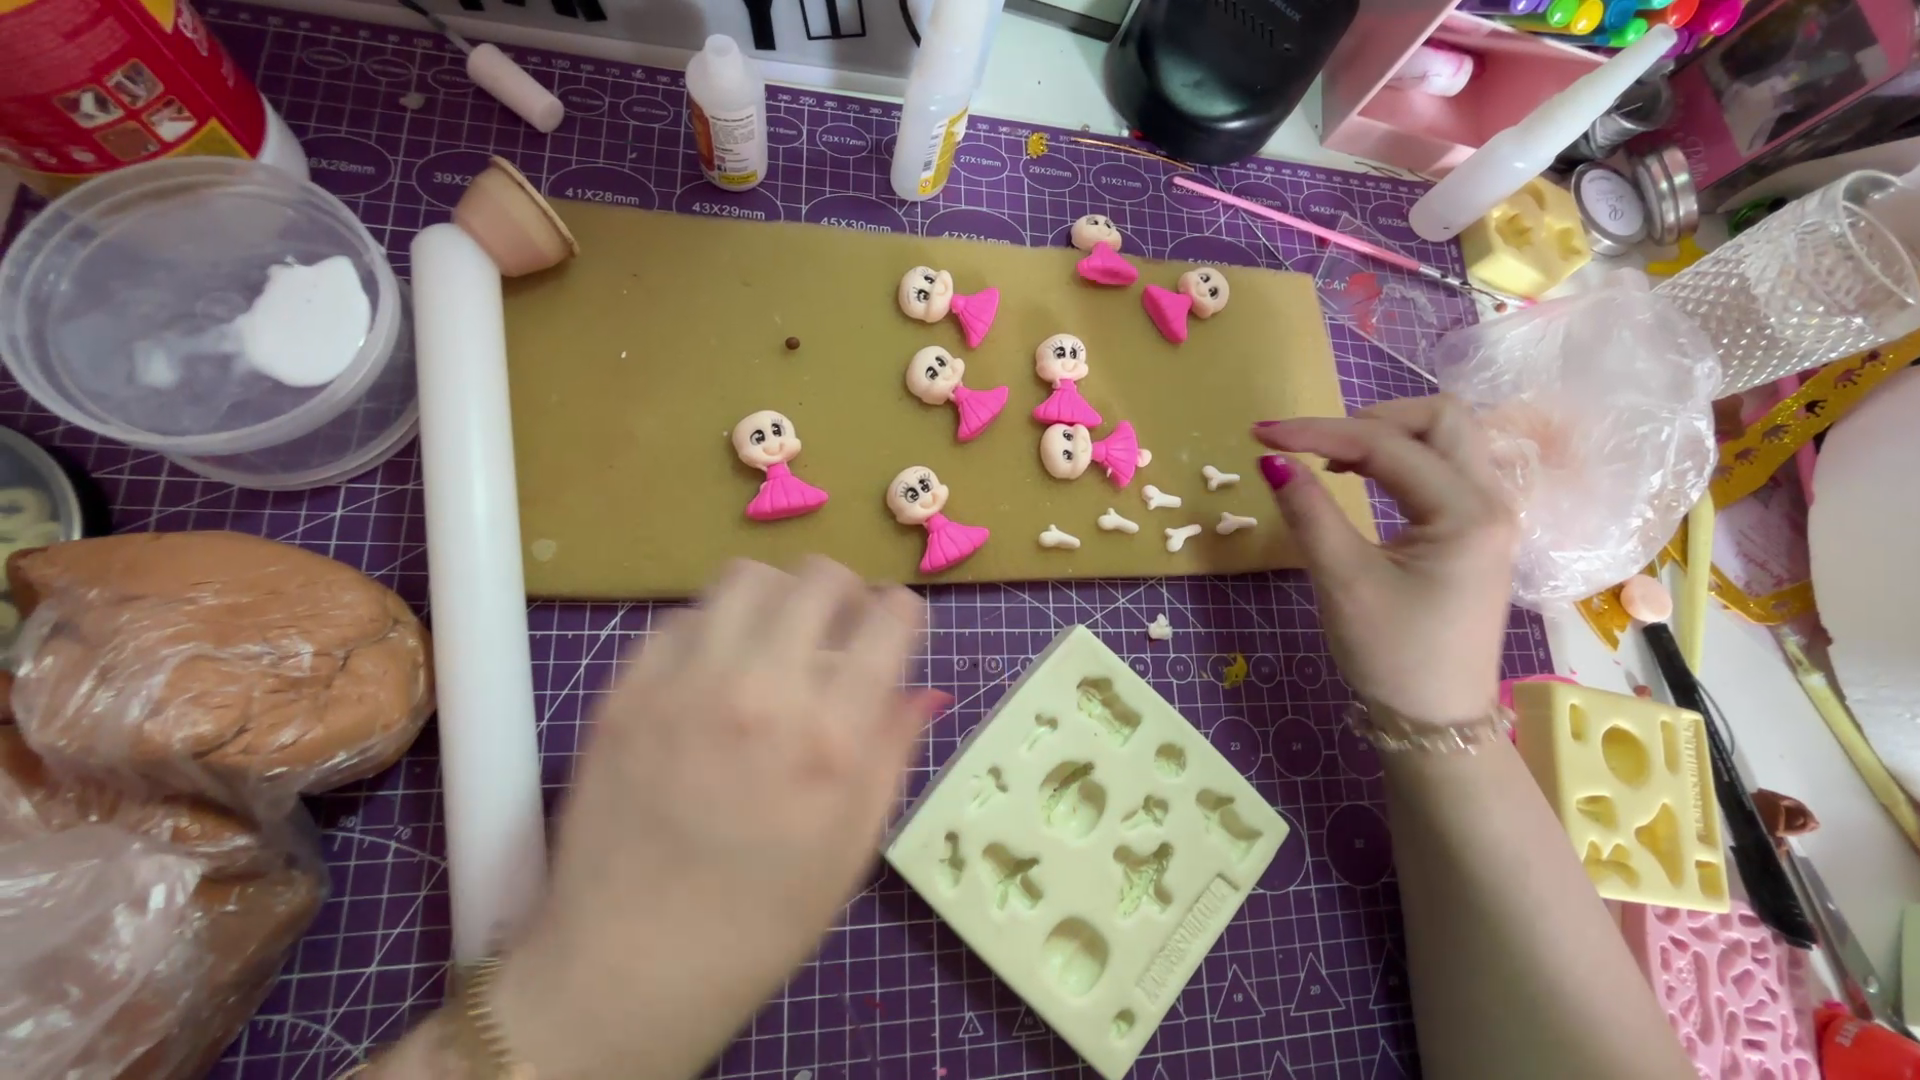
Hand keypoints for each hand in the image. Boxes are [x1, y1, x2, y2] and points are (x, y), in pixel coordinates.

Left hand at [494, 557, 939, 1079]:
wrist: (629, 966)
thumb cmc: (761, 918)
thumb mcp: (852, 844)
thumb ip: (892, 752)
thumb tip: (922, 690)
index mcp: (829, 737)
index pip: (889, 620)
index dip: (901, 614)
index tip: (894, 628)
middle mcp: (761, 691)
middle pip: (820, 578)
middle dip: (846, 592)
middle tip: (840, 626)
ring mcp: (684, 684)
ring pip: (747, 577)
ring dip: (779, 596)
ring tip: (777, 637)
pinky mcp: (626, 691)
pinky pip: (682, 617)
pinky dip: (714, 628)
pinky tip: (715, 669)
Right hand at [1255, 395, 1516, 724]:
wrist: (1434, 719)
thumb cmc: (1391, 654)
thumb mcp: (1343, 582)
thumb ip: (1309, 513)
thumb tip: (1271, 460)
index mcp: (1466, 513)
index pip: (1387, 445)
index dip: (1318, 432)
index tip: (1261, 436)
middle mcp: (1490, 501)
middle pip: (1439, 418)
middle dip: (1366, 419)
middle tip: (1310, 445)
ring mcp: (1487, 514)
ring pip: (1444, 439)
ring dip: (1384, 435)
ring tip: (1327, 459)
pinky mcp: (1472, 529)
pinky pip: (1440, 468)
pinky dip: (1396, 459)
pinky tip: (1357, 478)